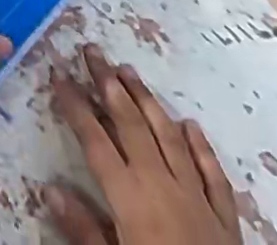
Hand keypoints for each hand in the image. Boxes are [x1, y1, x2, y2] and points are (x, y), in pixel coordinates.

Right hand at [46, 46, 240, 244]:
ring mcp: (197, 199)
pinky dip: (200, 146)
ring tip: (129, 70)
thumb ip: (83, 230)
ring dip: (147, 101)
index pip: (94, 139)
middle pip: (130, 123)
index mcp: (129, 197)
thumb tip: (50, 189)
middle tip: (93, 50)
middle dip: (109, 83)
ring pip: (169, 137)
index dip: (75, 104)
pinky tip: (190, 125)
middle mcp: (162, 186)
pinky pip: (213, 174)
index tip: (58, 73)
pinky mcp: (226, 220)